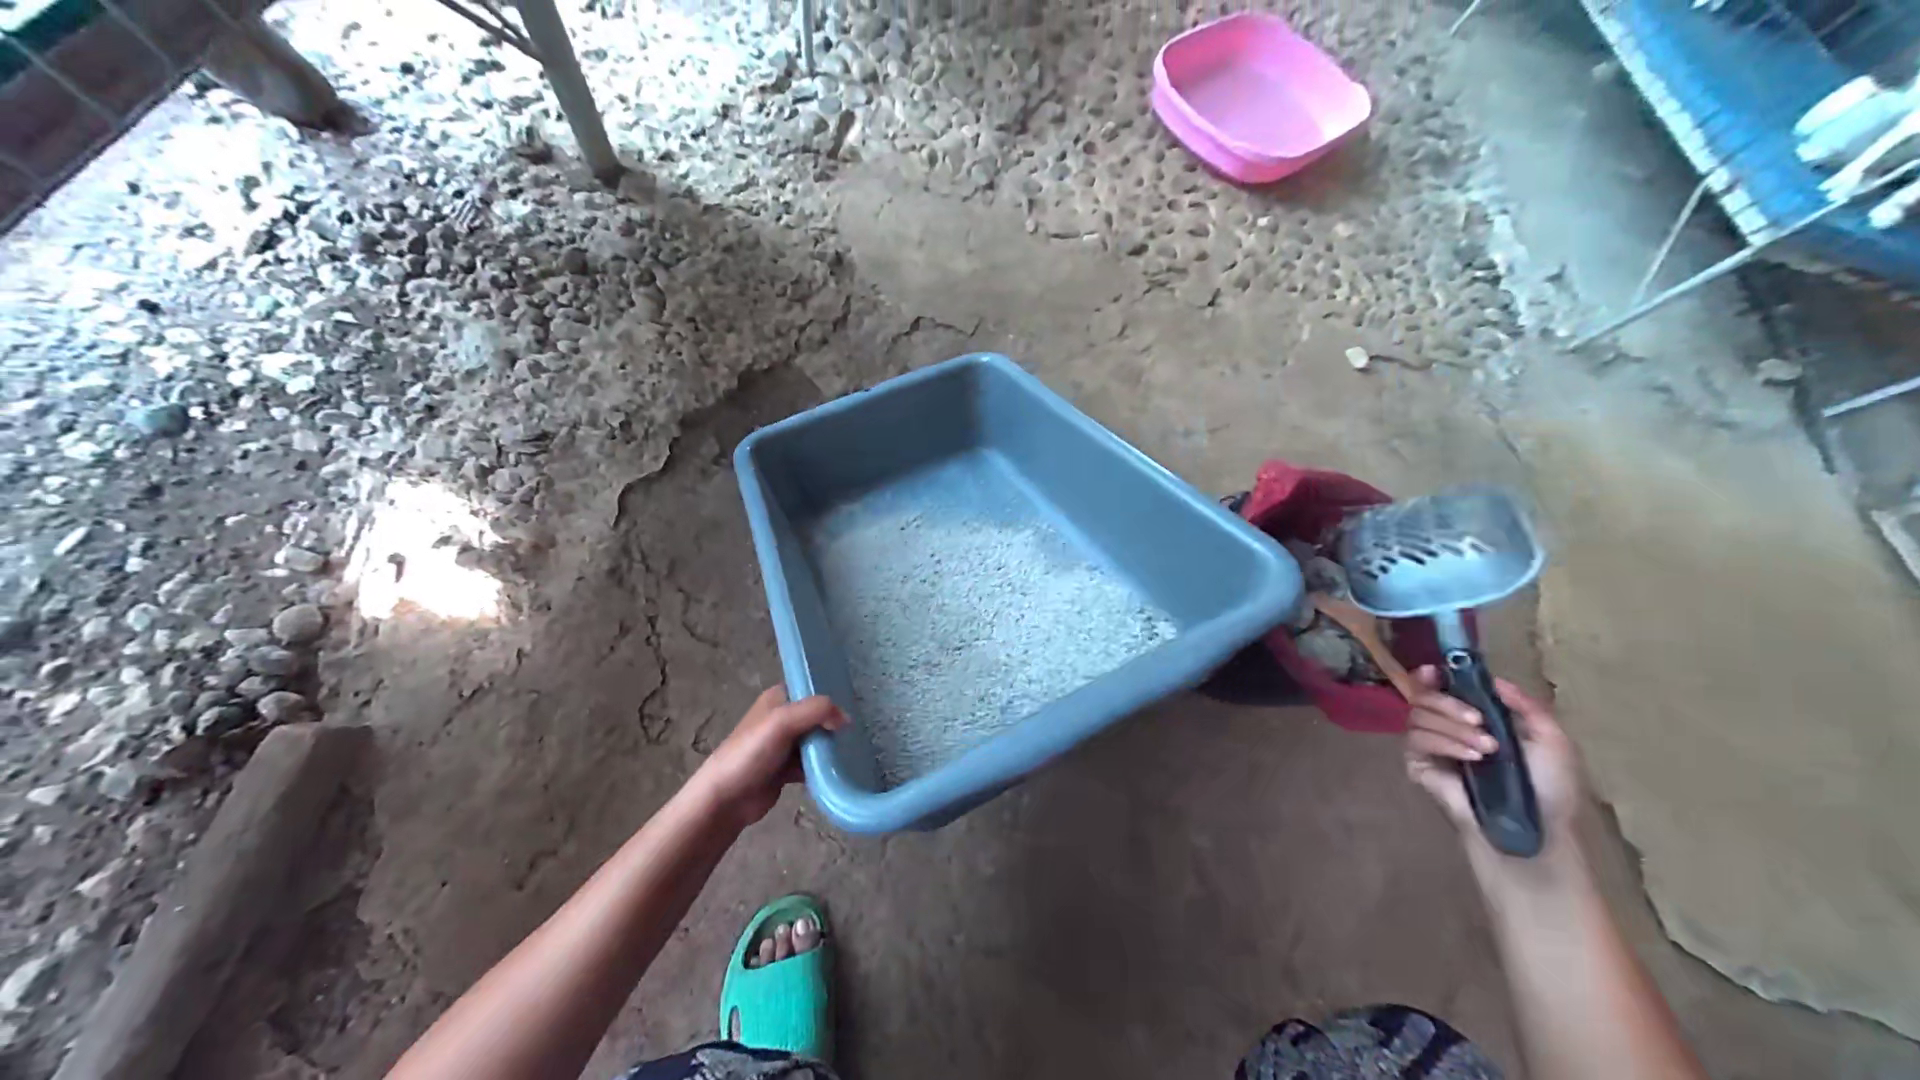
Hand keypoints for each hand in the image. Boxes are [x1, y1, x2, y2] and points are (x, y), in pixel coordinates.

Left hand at [691, 687, 846, 827]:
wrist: (726, 799)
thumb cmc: (751, 753)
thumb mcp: (782, 722)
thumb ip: (816, 711)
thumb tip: (846, 719)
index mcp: (778, 699)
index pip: (812, 689)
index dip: (832, 698)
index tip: (855, 709)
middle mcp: (781, 718)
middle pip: (818, 717)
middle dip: (834, 726)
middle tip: (856, 736)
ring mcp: (783, 744)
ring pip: (817, 741)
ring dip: (830, 749)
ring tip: (853, 754)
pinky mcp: (786, 768)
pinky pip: (812, 764)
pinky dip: (823, 768)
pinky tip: (837, 773)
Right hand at [1404, 665, 1583, 857]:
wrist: (1537, 830)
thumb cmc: (1549, 788)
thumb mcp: (1552, 741)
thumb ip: (1527, 706)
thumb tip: (1495, 680)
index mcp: (1473, 716)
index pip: (1438, 687)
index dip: (1431, 675)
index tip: (1435, 672)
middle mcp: (1445, 726)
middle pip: (1423, 696)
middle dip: (1449, 704)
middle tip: (1479, 721)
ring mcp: (1429, 746)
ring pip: (1418, 716)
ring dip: (1454, 728)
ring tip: (1486, 750)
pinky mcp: (1417, 765)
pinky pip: (1417, 741)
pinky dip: (1444, 743)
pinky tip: (1470, 758)